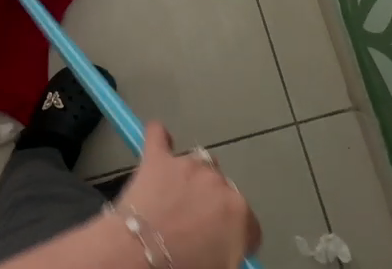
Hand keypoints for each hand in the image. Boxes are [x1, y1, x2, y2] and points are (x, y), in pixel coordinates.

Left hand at [112, 122, 260, 268]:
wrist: (142, 257)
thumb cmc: (188, 266)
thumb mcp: (223, 265)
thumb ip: (231, 248)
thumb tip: (224, 245)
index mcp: (240, 213)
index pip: (248, 225)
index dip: (235, 237)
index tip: (221, 246)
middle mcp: (217, 182)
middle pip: (222, 190)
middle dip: (212, 205)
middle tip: (195, 226)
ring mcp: (186, 165)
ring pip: (199, 162)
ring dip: (193, 177)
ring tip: (178, 196)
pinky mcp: (157, 158)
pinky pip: (158, 136)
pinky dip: (159, 137)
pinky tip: (160, 138)